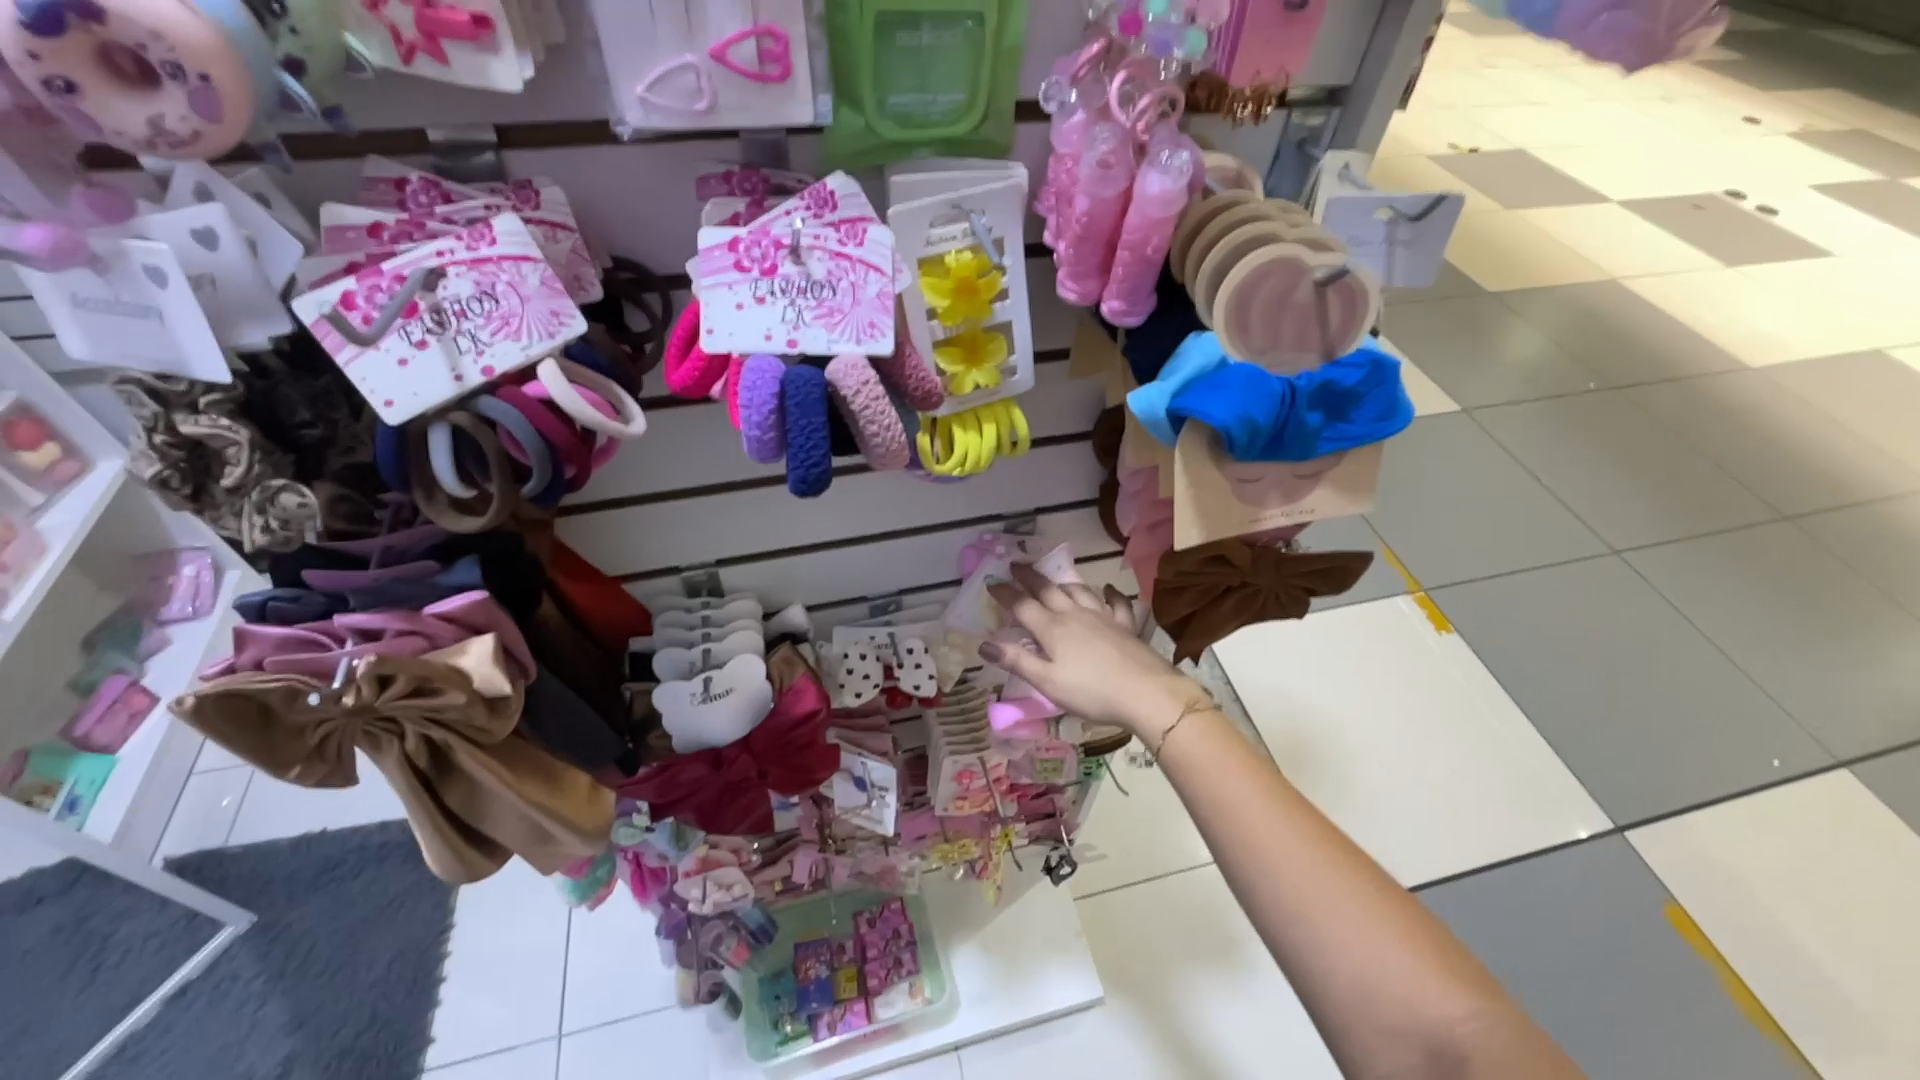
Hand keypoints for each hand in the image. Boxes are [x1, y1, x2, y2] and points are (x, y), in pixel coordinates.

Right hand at [984, 563, 1208, 739]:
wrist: (1145, 692)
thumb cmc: (1091, 692)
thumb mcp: (1047, 682)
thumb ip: (1017, 661)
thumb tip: (984, 643)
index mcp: (1052, 629)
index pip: (1022, 605)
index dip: (1005, 593)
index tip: (991, 581)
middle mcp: (1075, 615)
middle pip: (1048, 590)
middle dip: (1029, 577)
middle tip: (1016, 564)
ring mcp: (1103, 617)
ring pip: (1079, 591)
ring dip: (1063, 583)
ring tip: (1054, 580)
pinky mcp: (1125, 625)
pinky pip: (1117, 602)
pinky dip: (1110, 593)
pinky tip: (1108, 589)